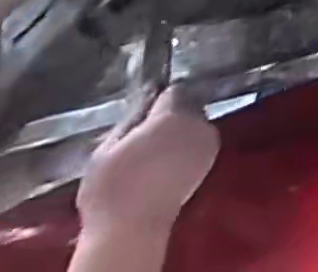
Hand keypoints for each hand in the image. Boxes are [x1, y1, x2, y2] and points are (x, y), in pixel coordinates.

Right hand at [77, 85, 218, 235]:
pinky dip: (190, 144)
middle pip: (188, 104)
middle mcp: (197, 121)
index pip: (173, 90)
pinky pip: (201, 139)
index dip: (158, 100)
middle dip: (172, 114)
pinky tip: (170, 161)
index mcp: (172, 115)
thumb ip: (130, 120)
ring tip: (159, 151)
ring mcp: (207, 139)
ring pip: (196, 121)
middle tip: (149, 135)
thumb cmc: (112, 189)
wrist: (132, 228)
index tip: (146, 112)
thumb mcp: (106, 149)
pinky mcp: (211, 157)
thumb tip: (144, 104)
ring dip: (182, 129)